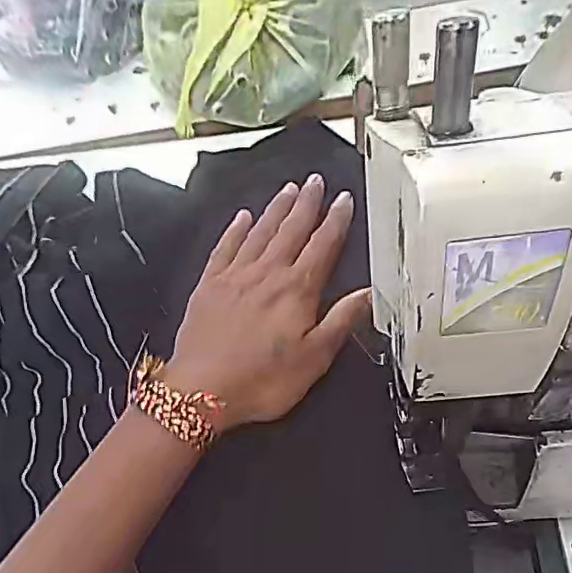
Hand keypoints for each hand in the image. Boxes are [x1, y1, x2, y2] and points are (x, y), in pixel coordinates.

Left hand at [163, 174, 370, 429]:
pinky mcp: (209, 286)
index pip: (322, 246)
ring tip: (289, 189)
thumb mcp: (315, 358)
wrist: (202, 391)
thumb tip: (368, 294)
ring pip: (260, 232)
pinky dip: (236, 229)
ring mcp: (235, 277)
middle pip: (291, 230)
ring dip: (277, 209)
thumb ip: (341, 320)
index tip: (344, 200)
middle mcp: (266, 275)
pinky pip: (226, 247)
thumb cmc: (262, 381)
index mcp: (297, 291)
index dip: (335, 221)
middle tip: (316, 181)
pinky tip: (243, 217)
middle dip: (307, 204)